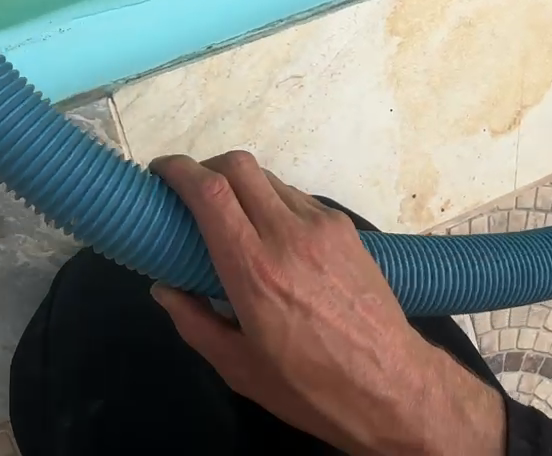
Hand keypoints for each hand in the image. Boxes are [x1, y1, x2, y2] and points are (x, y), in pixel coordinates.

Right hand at [149, 152, 504, 455]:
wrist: (392, 385)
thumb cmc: (309, 387)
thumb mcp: (238, 368)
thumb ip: (194, 322)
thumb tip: (163, 286)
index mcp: (254, 269)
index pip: (211, 192)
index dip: (179, 170)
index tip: (159, 172)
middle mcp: (287, 233)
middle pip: (238, 164)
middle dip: (206, 166)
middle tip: (190, 191)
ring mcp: (321, 224)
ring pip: (268, 177)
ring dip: (240, 184)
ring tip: (231, 218)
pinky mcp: (344, 225)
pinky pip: (296, 197)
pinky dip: (272, 201)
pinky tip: (271, 235)